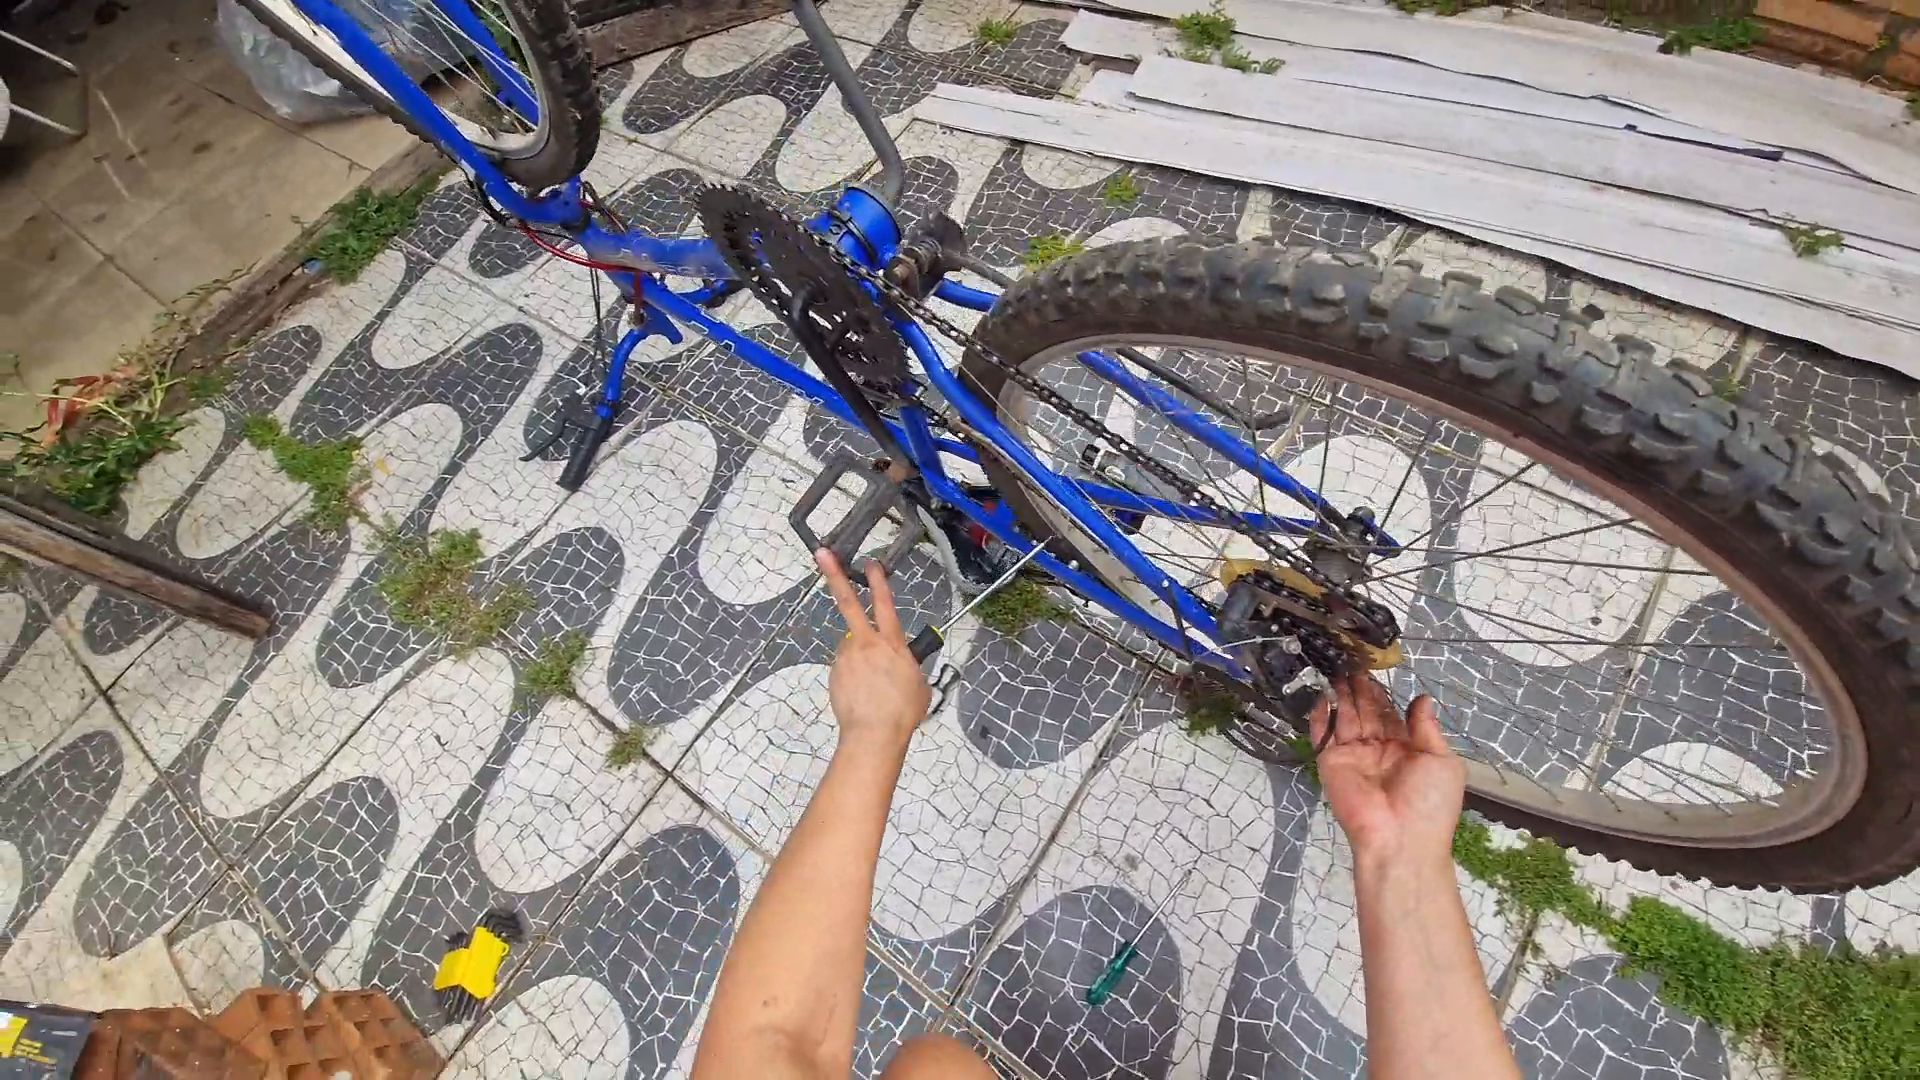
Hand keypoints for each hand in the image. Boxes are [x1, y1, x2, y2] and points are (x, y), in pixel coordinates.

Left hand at [817, 550, 930, 751]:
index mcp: (892, 643)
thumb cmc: (904, 710)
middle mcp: (865, 643)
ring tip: (873, 688)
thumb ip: (907, 663)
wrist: (874, 734)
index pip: (885, 603)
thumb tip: (898, 661)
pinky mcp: (834, 673)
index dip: (878, 580)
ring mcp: (846, 657)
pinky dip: (853, 676)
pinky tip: (862, 695)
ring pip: (853, 647)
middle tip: (822, 554)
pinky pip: (846, 668)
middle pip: (848, 603)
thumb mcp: (918, 682)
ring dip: (860, 658)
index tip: (871, 561)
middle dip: (834, 575)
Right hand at [1310, 674, 1463, 869]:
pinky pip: (1323, 733)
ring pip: (1345, 717)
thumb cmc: (1429, 801)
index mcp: (1406, 748)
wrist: (1399, 837)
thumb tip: (1422, 697)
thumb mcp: (1442, 762)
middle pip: (1366, 712)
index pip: (1390, 714)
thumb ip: (1426, 728)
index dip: (1382, 694)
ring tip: (1335, 670)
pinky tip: (1322, 695)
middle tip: (1350, 662)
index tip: (1374, 668)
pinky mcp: (1329, 760)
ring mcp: (1352, 754)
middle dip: (1359, 689)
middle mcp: (1377, 748)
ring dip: (1341, 695)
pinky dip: (1321, 714)